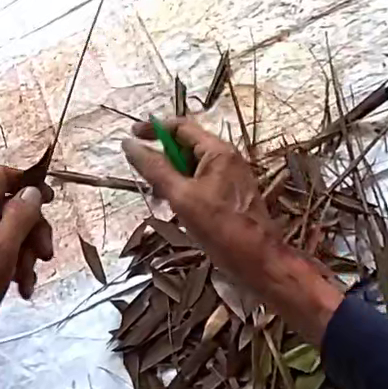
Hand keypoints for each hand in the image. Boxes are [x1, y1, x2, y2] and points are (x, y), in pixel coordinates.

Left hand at [0, 165, 54, 357]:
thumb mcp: (2, 248)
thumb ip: (20, 215)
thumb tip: (32, 191)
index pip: (2, 175)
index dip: (28, 183)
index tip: (51, 201)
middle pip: (11, 206)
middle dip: (33, 229)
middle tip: (44, 253)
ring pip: (10, 233)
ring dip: (26, 253)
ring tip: (27, 278)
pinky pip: (1, 255)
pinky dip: (14, 268)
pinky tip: (21, 288)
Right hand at [122, 118, 342, 339]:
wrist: (258, 261)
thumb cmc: (221, 228)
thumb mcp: (181, 196)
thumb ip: (154, 169)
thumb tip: (129, 145)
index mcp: (218, 151)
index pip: (181, 127)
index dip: (154, 128)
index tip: (131, 136)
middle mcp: (226, 159)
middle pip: (185, 146)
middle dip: (161, 158)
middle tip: (145, 177)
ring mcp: (230, 177)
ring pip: (191, 166)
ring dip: (171, 177)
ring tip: (160, 198)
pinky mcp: (229, 195)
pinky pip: (200, 182)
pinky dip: (183, 189)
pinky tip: (176, 209)